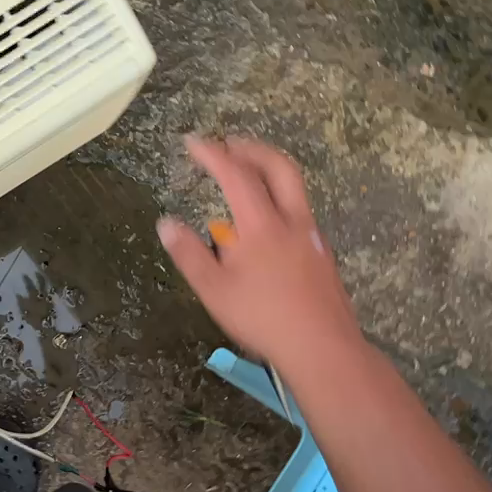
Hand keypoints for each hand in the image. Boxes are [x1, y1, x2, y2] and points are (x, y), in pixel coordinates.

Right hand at [157, 136, 362, 371]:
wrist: (325, 349)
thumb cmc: (263, 318)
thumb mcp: (213, 289)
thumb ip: (189, 253)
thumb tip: (166, 223)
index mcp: (261, 225)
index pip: (235, 175)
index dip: (212, 154)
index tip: (192, 142)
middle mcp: (291, 221)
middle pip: (279, 167)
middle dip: (252, 149)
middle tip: (228, 143)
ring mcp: (311, 236)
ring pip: (294, 188)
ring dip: (268, 170)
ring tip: (245, 174)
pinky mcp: (322, 253)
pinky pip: (299, 210)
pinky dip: (278, 196)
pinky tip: (265, 219)